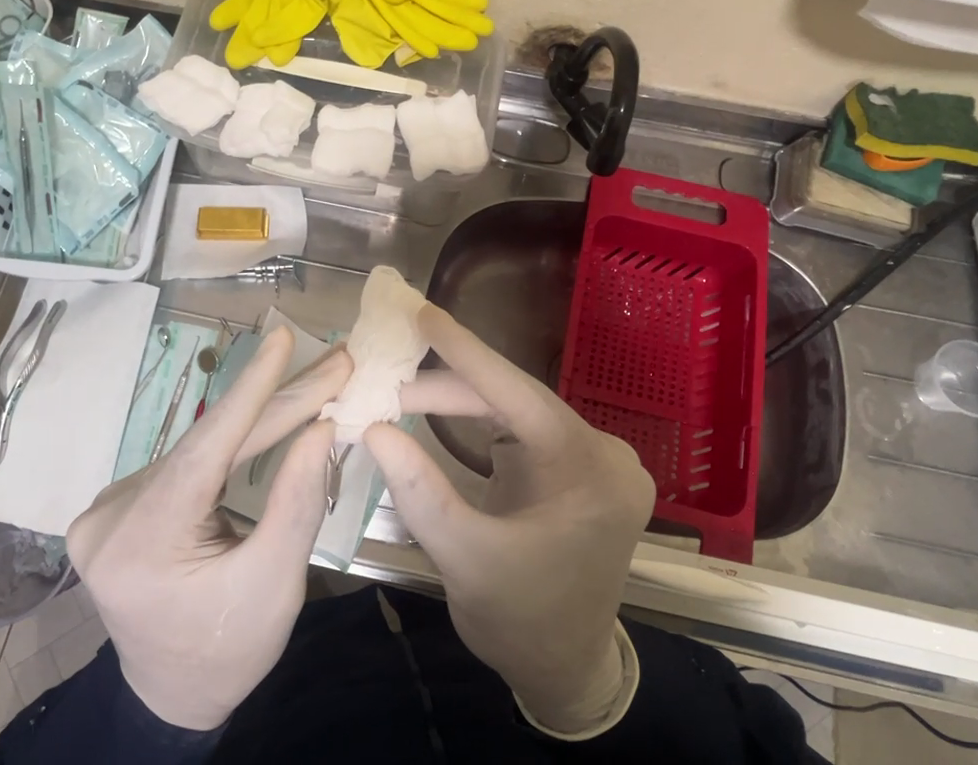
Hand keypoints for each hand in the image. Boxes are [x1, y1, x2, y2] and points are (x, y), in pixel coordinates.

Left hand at [67, 329, 351, 730]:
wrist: (173, 696)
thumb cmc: (230, 650)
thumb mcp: (275, 585)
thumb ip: (297, 504)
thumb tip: (322, 426)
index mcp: (141, 546)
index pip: (205, 449)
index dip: (252, 389)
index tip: (282, 337)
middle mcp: (108, 517)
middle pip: (206, 446)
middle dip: (273, 405)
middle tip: (329, 364)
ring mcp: (104, 511)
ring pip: (196, 451)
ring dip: (255, 420)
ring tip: (310, 386)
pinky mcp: (113, 508)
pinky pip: (183, 466)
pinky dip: (228, 446)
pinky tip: (267, 421)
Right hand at [365, 306, 654, 735]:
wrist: (563, 668)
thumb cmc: (519, 619)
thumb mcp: (463, 557)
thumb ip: (418, 490)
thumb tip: (374, 427)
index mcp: (588, 472)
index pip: (519, 394)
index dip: (465, 349)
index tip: (420, 310)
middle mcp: (603, 455)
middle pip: (514, 400)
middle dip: (446, 388)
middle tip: (383, 377)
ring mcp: (592, 461)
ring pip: (513, 412)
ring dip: (457, 405)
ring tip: (397, 396)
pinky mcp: (574, 470)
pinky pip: (520, 431)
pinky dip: (476, 424)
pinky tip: (436, 415)